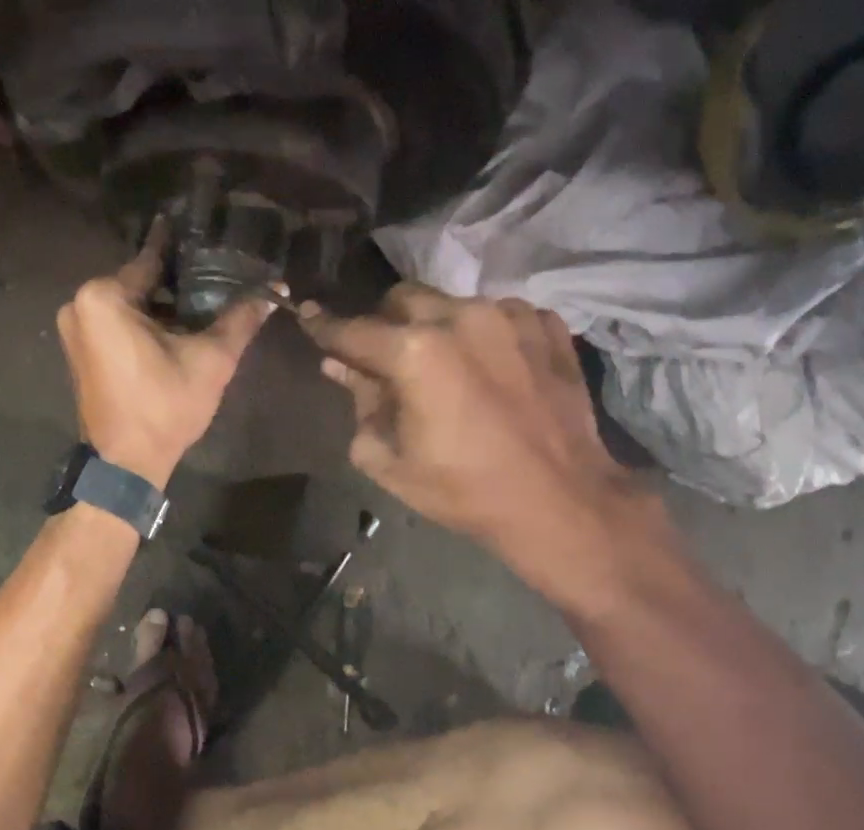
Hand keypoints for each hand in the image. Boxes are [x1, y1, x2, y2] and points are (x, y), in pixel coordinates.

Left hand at [57, 220, 274, 487]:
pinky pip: (115, 325)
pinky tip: (176, 329)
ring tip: (205, 303)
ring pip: (129, 306)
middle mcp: (79, 305)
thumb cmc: (162, 408)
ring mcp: (75, 330)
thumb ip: (239, 320)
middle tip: (219, 276)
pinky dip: (143, 325)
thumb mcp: (209, 361)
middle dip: (176, 284)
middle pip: (140, 283)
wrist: (126, 465)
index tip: (209, 232)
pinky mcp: (79, 353)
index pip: (153, 260)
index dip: (187, 252)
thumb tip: (276, 293)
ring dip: (161, 307)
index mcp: (103, 297)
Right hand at [303, 285, 650, 565]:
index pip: (353, 330)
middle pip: (402, 298)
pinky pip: (500, 314)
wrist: (557, 498)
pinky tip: (488, 370)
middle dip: (384, 322)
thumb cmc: (461, 488)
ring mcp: (510, 315)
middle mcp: (461, 316)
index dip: (324, 327)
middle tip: (384, 358)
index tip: (306, 316)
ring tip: (444, 366)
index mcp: (414, 352)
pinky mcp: (547, 325)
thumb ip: (359, 403)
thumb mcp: (387, 459)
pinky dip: (483, 335)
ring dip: (436, 327)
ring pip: (452, 303)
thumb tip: (340, 367)